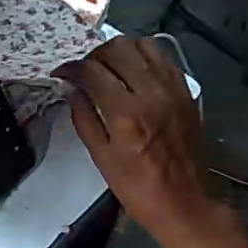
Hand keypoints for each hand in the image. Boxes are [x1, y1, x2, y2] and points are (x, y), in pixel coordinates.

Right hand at [56, 37, 221, 243]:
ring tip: (108, 68)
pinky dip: (143, 58)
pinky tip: (133, 73)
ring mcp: (172, 89)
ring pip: (142, 45)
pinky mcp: (185, 91)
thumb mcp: (100, 156)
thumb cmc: (136, 187)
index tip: (62, 74)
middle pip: (118, 49)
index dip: (71, 68)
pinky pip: (162, 59)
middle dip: (94, 55)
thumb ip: (84, 118)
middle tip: (85, 71)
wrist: (183, 202)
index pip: (92, 71)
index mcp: (125, 113)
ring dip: (120, 51)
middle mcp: (151, 93)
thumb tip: (74, 90)